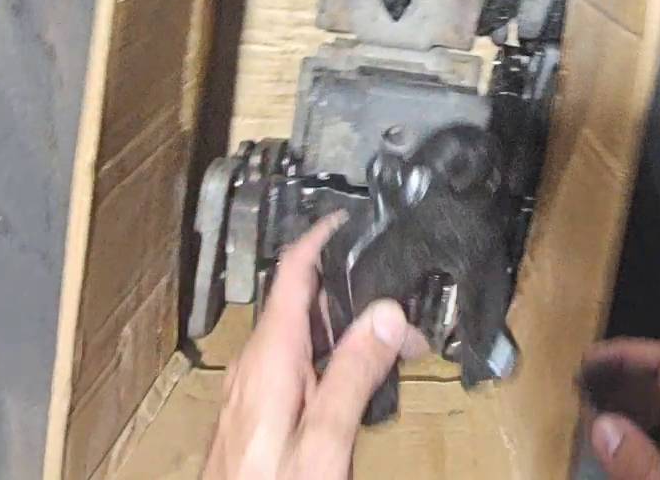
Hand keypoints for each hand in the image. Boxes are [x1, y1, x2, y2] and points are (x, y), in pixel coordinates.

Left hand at [202, 214, 425, 479]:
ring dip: (351, 335)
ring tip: (396, 353)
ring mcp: (254, 391)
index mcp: (269, 358)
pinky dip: (335, 361)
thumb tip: (386, 313)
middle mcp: (256, 365)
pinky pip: (300, 367)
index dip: (320, 236)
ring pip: (307, 337)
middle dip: (357, 299)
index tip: (350, 216)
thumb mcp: (324, 443)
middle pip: (308, 304)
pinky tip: (361, 386)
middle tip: (405, 318)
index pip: (292, 272)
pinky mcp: (258, 414)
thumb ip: (354, 374)